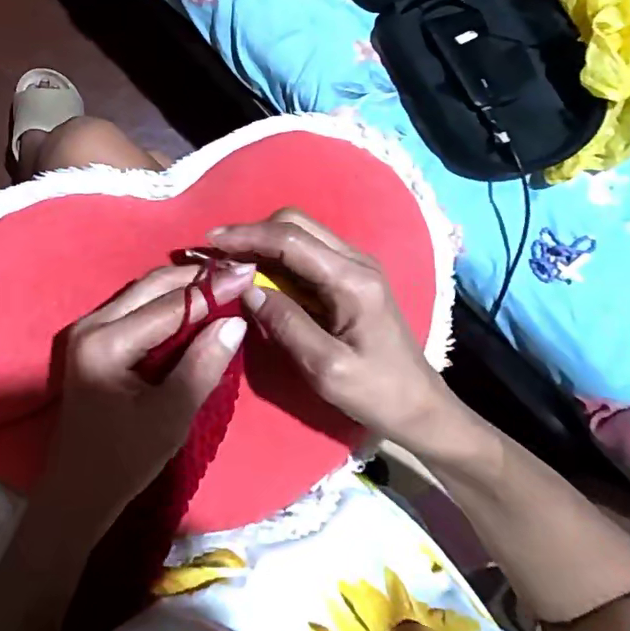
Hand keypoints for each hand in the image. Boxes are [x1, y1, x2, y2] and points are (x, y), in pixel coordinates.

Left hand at [35, 260, 255, 529]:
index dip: (213, 288)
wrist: (79, 490)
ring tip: (223, 281)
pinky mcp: (94, 338)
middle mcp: (92, 324)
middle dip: (197, 276)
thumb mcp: (170, 417)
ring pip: (143, 291)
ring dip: (183, 285)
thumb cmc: (124, 460)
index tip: (250, 273)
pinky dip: (168, 300)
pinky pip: (136, 306)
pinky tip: (196, 303)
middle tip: (239, 271)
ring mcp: (89, 329)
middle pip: (152, 285)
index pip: (169, 305)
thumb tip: (236, 321)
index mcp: (106, 343)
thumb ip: (202, 365)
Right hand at [208, 210, 461, 450]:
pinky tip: (257, 275)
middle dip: (253, 234)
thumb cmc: (377, 392)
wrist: (419, 406)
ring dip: (263, 243)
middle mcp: (355, 261)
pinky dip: (277, 257)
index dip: (248, 236)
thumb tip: (246, 290)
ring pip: (300, 234)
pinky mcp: (350, 278)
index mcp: (352, 280)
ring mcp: (355, 266)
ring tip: (229, 263)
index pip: (291, 240)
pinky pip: (306, 253)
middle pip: (295, 224)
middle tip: (217, 255)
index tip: (211, 241)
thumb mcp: (326, 368)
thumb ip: (286, 325)